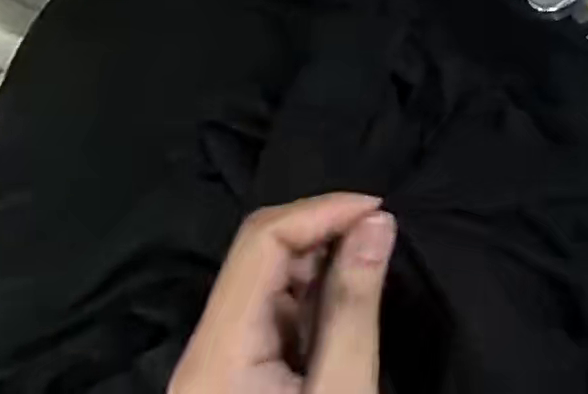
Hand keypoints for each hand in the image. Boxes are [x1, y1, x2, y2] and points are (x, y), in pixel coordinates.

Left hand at [169, 193, 396, 393]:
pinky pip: (274, 308)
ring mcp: (217, 362)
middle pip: (261, 250)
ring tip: (371, 263)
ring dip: (323, 258)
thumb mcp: (343, 392)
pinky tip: (347, 300)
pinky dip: (315, 291)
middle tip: (380, 234)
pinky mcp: (235, 374)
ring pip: (268, 276)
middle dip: (324, 229)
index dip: (322, 210)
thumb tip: (378, 220)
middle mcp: (207, 348)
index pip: (263, 240)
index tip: (379, 211)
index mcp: (218, 353)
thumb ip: (354, 304)